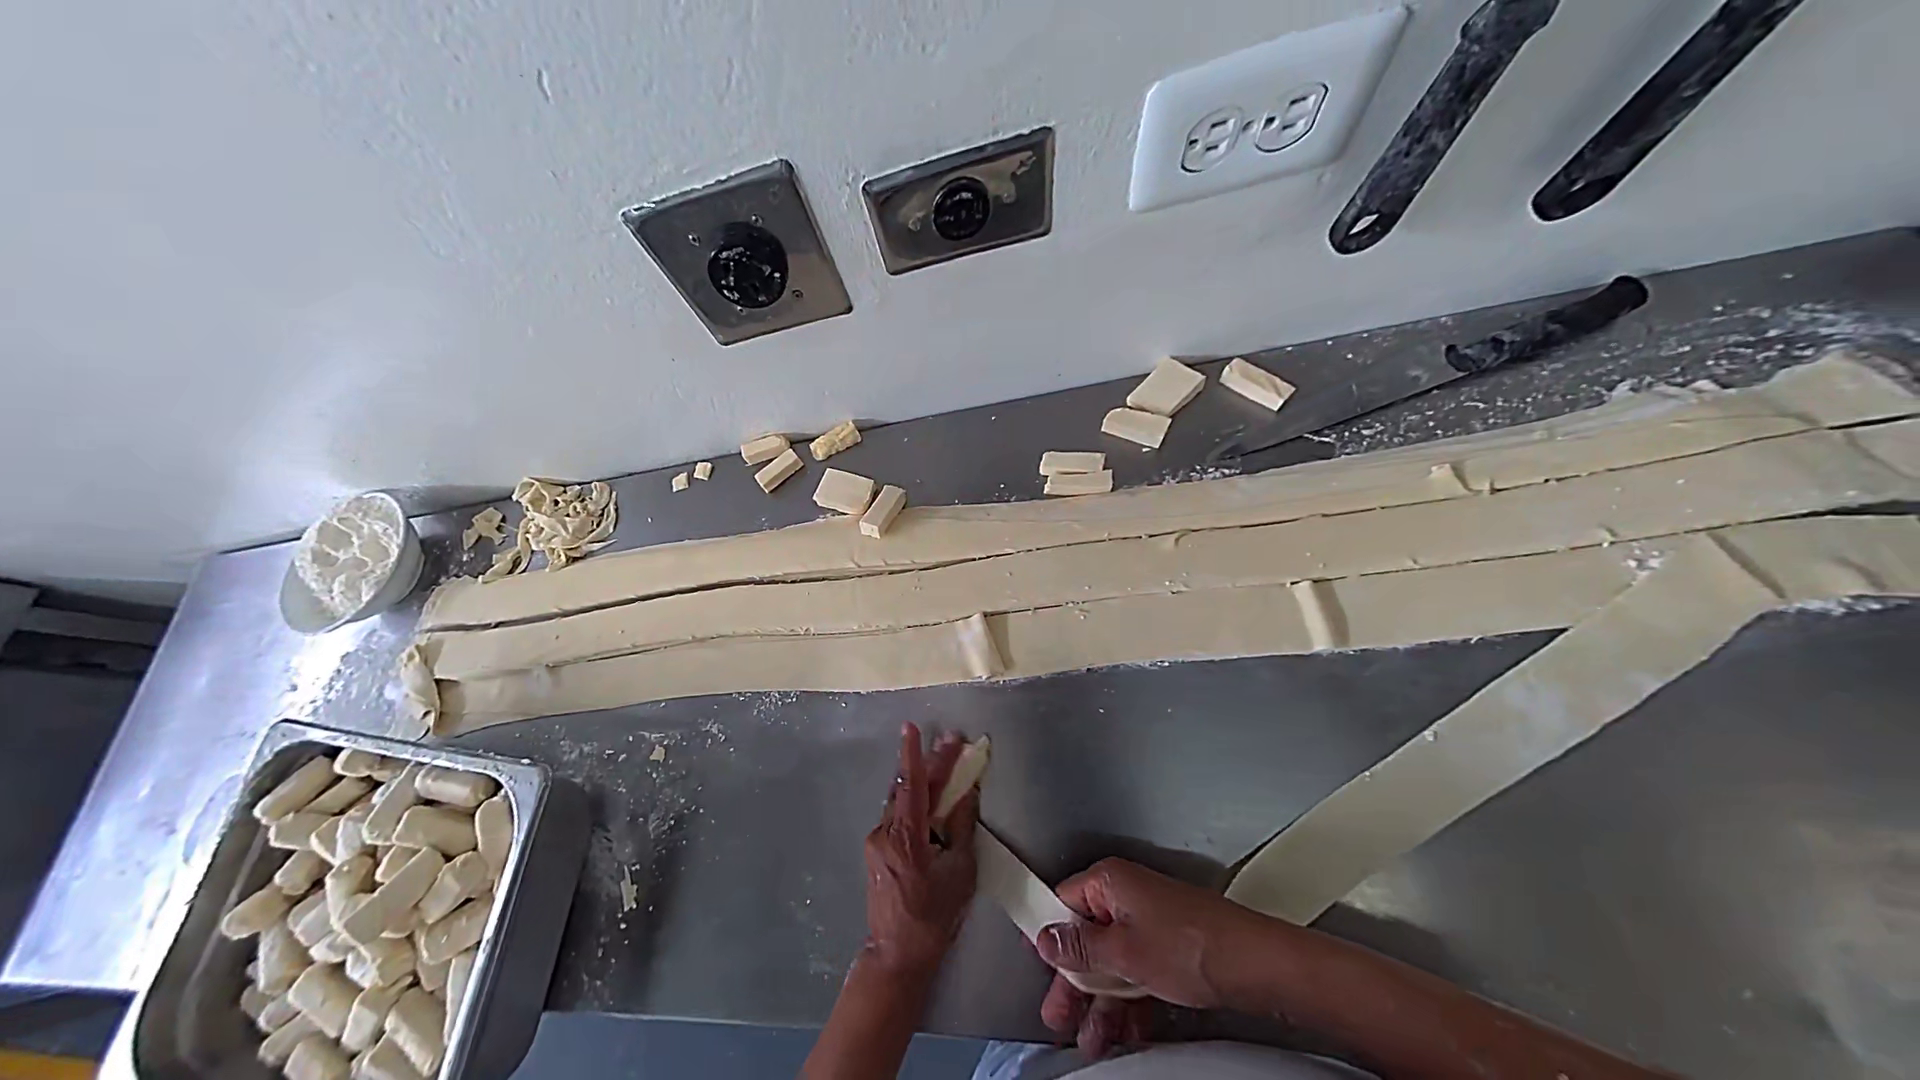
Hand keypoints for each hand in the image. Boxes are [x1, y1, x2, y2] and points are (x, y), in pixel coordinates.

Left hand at [860, 723, 980, 977]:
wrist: (898, 955)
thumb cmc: (934, 916)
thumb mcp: (960, 872)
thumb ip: (962, 827)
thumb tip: (967, 793)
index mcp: (905, 837)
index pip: (910, 785)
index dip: (913, 754)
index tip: (912, 727)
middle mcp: (884, 833)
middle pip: (908, 789)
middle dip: (931, 764)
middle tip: (951, 742)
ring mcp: (876, 842)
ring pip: (901, 803)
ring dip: (923, 784)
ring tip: (946, 767)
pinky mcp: (876, 851)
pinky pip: (898, 818)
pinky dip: (916, 805)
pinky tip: (932, 803)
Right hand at [1035, 858, 1260, 1052]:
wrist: (1255, 964)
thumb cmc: (1190, 945)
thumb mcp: (1122, 952)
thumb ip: (1079, 947)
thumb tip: (1046, 938)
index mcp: (1109, 882)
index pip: (1063, 901)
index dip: (1048, 935)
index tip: (1035, 964)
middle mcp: (1126, 895)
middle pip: (1086, 937)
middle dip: (1074, 982)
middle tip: (1059, 1015)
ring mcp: (1149, 921)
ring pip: (1112, 961)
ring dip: (1101, 1002)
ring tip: (1092, 1038)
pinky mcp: (1168, 946)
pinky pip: (1137, 971)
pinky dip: (1129, 1001)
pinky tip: (1124, 1032)